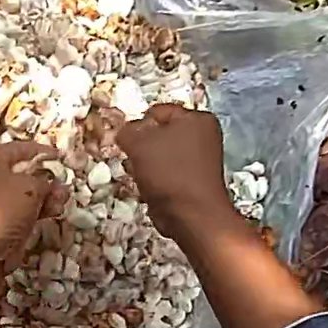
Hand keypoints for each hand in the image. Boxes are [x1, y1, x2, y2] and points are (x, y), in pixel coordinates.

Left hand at [0, 140, 56, 266]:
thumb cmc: (2, 208)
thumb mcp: (29, 186)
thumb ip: (43, 181)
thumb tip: (47, 184)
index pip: (16, 149)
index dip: (39, 150)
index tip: (58, 156)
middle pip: (21, 175)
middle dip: (46, 180)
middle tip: (63, 186)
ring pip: (23, 197)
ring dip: (45, 198)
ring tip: (62, 202)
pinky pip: (21, 214)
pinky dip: (37, 212)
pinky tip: (54, 213)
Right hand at [116, 104, 235, 243]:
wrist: (191, 216)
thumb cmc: (168, 172)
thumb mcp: (139, 143)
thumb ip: (127, 131)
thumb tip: (125, 132)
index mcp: (197, 119)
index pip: (159, 111)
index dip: (138, 123)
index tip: (124, 139)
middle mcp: (204, 138)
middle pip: (160, 135)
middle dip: (141, 146)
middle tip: (130, 157)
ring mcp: (200, 163)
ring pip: (161, 157)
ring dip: (145, 165)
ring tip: (137, 175)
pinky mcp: (193, 184)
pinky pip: (167, 175)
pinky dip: (155, 180)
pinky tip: (147, 189)